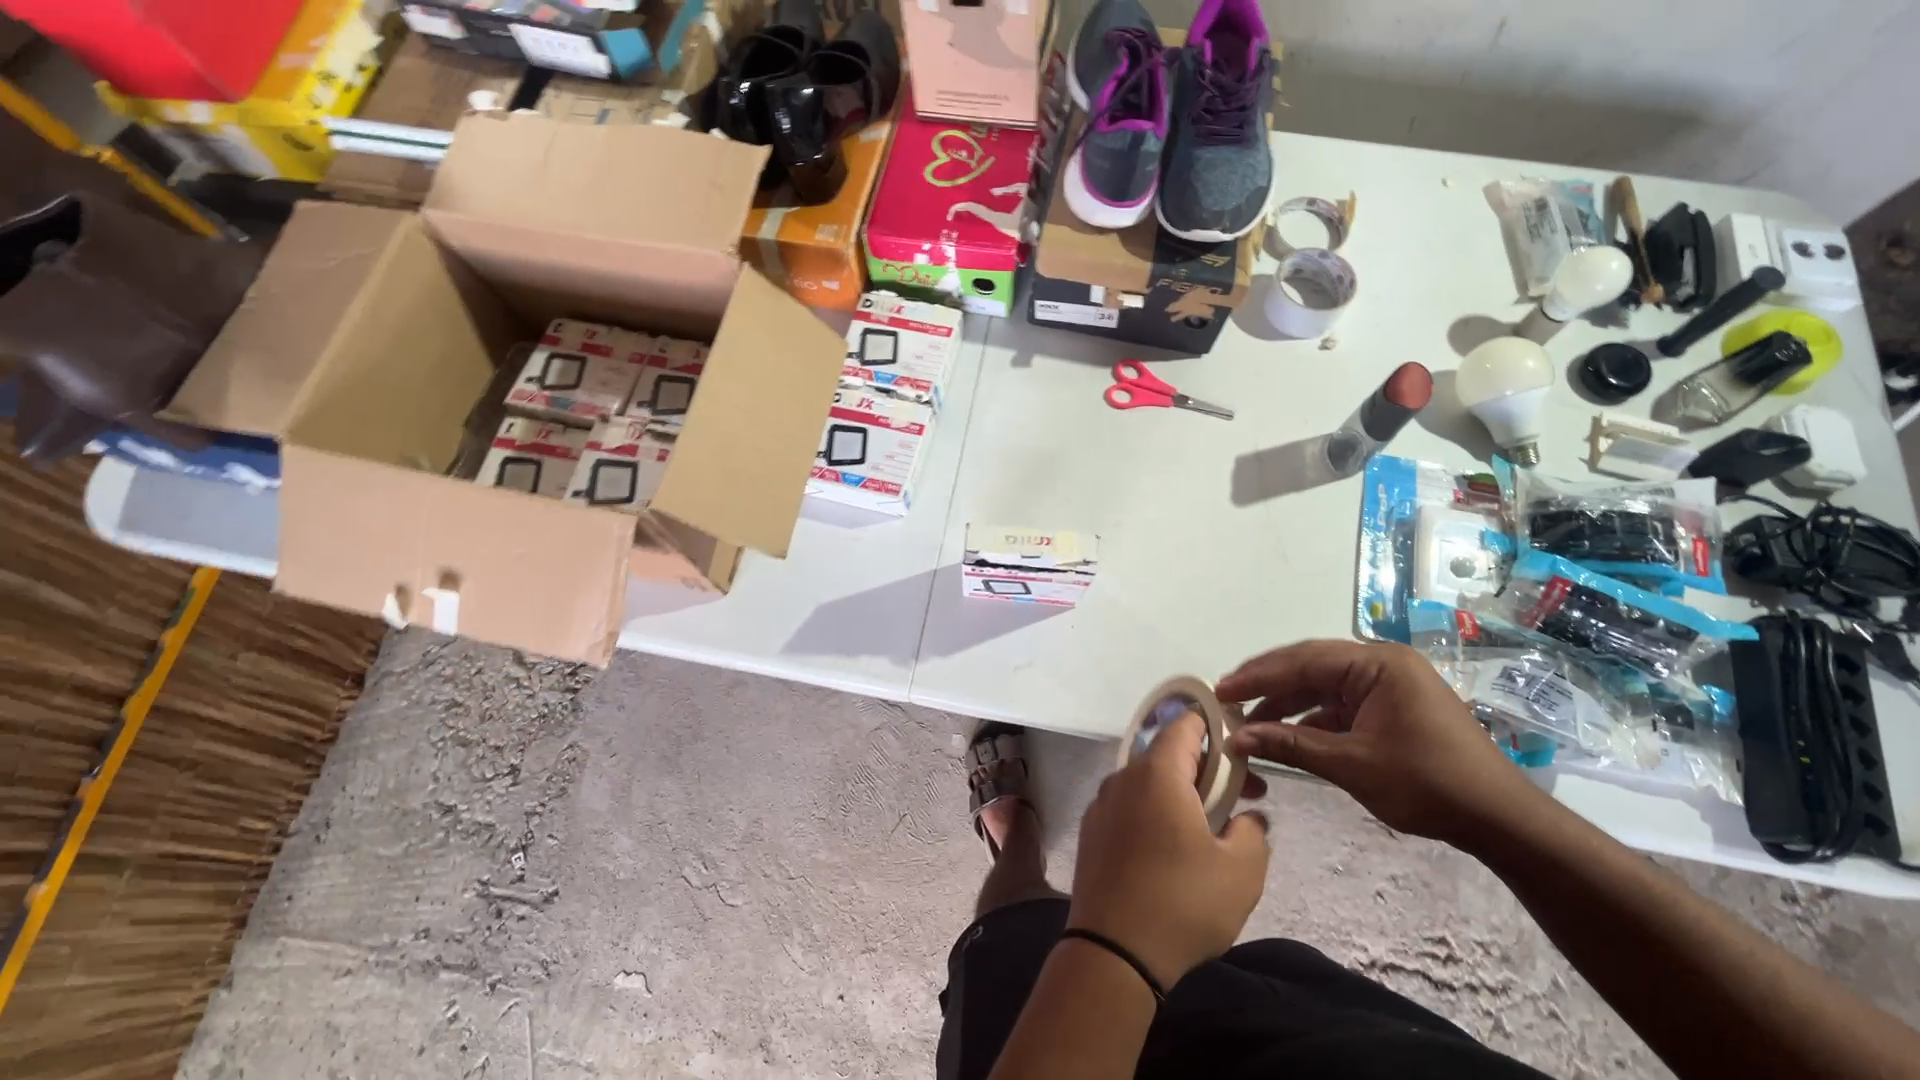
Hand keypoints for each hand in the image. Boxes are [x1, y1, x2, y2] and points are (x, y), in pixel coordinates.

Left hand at [1067, 711, 1269, 988]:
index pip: (1185, 724)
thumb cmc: (1182, 904)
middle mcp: (1122, 780)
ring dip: (1182, 793)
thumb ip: (1254, 831)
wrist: (1111, 954)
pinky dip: (1156, 813)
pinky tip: (1176, 848)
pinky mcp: (1091, 835)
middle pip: (1168, 755)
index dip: (1217, 726)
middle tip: (1245, 797)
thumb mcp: (1242, 871)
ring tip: (1214, 828)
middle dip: (1209, 769)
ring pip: (1148, 784)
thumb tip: (1249, 817)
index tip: (1244, 744)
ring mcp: (1100, 807)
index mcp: (1157, 774)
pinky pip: (1130, 808)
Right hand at [1218, 640, 1553, 850]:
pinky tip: (1284, 735)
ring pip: (1323, 687)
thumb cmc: (1426, 783)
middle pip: (1311, 667)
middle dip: (1268, 685)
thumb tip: (1237, 739)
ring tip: (1247, 722)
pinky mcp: (1391, 710)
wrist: (1497, 818)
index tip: (1220, 690)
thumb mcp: (1351, 764)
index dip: (1258, 676)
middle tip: (1226, 700)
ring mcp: (1388, 686)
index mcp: (1377, 664)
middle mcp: (1382, 665)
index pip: (1303, 660)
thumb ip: (1291, 744)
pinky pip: (1340, 705)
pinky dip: (1310, 719)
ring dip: (1286, 705)